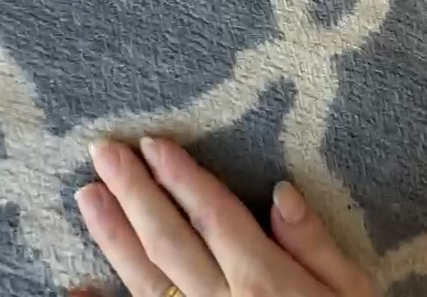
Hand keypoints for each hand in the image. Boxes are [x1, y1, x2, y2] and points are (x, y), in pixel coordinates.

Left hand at [75, 137, 376, 296]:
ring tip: (88, 196)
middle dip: (135, 192)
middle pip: (168, 239)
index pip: (213, 214)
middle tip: (105, 153)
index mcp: (261, 279)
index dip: (181, 176)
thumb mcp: (351, 288)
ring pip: (144, 279)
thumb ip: (313, 243)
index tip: (154, 143)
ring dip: (114, 235)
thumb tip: (281, 191)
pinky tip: (74, 290)